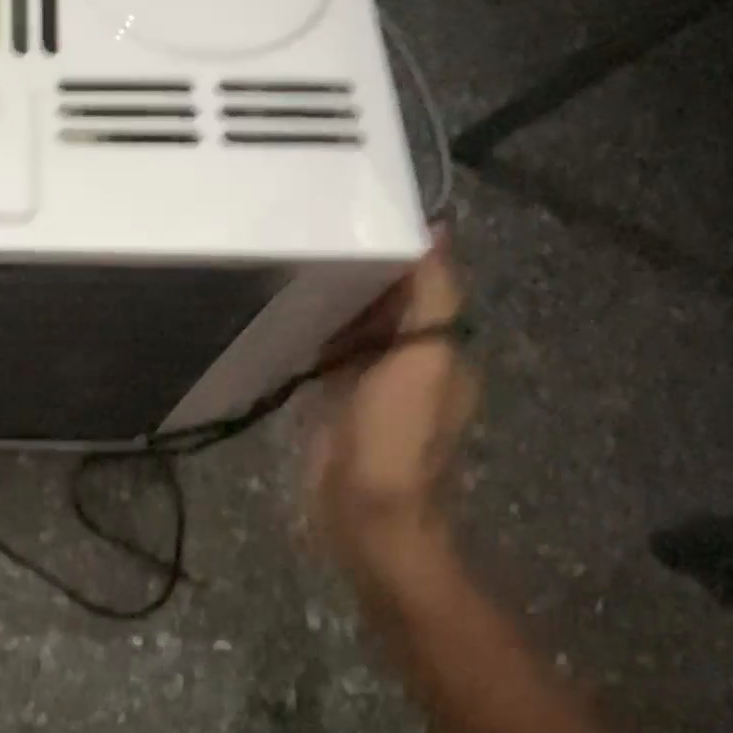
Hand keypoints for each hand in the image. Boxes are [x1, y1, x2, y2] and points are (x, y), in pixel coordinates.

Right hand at [308, 235, 475, 573]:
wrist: (363, 511)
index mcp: (443, 348)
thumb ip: (432, 298)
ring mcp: (374, 386)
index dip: (398, 255)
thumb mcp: (422, 359)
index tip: (358, 221)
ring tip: (296, 270)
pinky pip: (330, 359)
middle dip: (361, 276)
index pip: (426, 286)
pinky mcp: (339, 404)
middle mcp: (413, 362)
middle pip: (388, 307)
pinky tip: (289, 322)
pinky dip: (316, 339)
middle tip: (315, 241)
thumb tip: (436, 232)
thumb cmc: (395, 435)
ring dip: (335, 306)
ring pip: (357, 331)